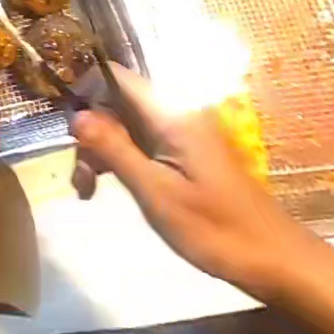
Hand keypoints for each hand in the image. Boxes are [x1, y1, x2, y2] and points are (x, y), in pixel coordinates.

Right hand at [70, 65, 317, 298]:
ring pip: (125, 124)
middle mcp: (174, 111)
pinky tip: (108, 188)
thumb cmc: (213, 227)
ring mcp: (179, 130)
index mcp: (170, 111)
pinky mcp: (183, 149)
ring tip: (88, 192)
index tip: (62, 122)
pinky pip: (141, 140)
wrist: (271, 257)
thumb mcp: (155, 192)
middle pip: (117, 102)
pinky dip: (121, 159)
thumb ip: (114, 149)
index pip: (117, 76)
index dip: (85, 89)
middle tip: (78, 178)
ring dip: (102, 150)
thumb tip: (76, 114)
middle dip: (91, 132)